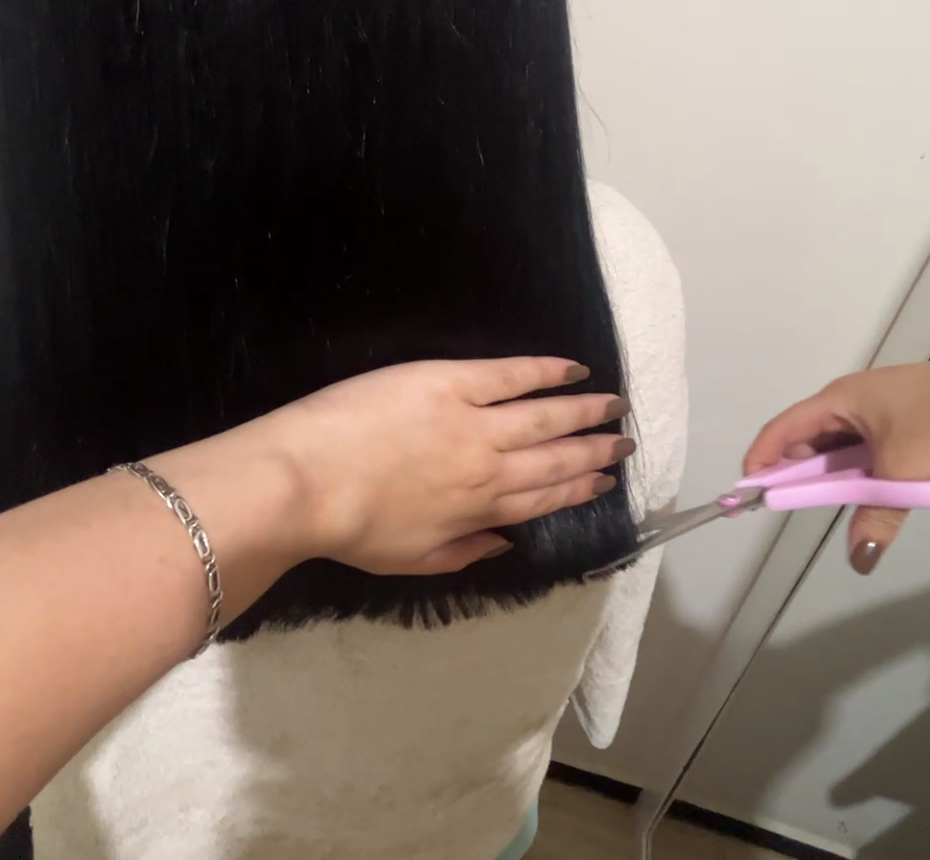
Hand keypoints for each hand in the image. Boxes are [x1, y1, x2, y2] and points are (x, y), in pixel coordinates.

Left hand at [185, 358, 633, 575]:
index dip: (577, 491)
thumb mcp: (408, 560)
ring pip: (545, 417)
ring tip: (615, 407)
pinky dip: (545, 372)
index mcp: (476, 511)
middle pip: (554, 459)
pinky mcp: (452, 382)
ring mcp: (474, 422)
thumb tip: (502, 545)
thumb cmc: (348, 526)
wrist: (305, 482)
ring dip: (584, 413)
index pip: (541, 500)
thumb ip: (461, 553)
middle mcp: (489, 468)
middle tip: (625, 445)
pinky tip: (572, 369)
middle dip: (595, 453)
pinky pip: (511, 375)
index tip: (603, 483)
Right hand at [743, 353, 929, 572]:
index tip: (751, 490)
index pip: (783, 428)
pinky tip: (871, 487)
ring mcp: (884, 404)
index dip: (763, 457)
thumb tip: (858, 560)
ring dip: (833, 471)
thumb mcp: (905, 471)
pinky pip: (868, 443)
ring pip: (842, 441)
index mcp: (839, 398)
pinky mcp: (911, 415)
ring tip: (832, 500)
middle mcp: (854, 396)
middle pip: (809, 436)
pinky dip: (860, 467)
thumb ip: (876, 515)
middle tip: (793, 502)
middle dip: (797, 469)